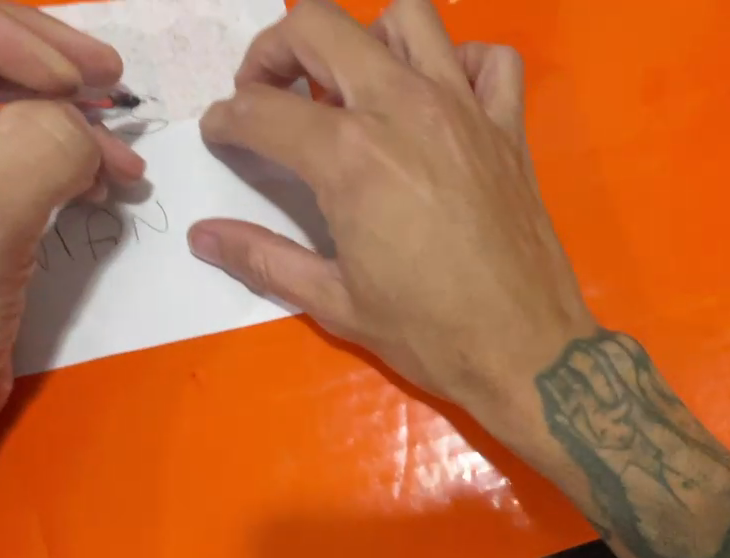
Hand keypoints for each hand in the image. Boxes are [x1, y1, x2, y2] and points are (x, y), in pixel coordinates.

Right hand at [193, 0, 594, 419]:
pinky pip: (491, 62)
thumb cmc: (431, 336)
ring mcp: (463, 112)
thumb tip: (204, 236)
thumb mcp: (338, 304)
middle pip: (321, 28)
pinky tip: (442, 101)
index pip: (264, 110)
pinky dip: (462, 65)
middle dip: (277, 52)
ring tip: (356, 88)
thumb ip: (266, 260)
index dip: (228, 120)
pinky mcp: (508, 130)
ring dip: (368, 40)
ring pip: (407, 20)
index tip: (223, 135)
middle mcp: (404, 110)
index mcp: (351, 157)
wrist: (525, 353)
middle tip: (270, 95)